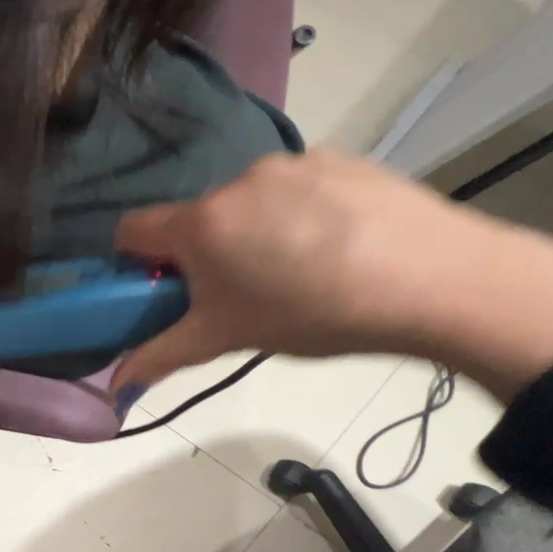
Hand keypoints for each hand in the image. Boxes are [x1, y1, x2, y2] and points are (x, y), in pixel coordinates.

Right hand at [112, 150, 552, 403]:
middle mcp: (237, 181)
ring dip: (247, 232)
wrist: (440, 281)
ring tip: (291, 270)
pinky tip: (330, 246)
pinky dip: (294, 214)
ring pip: (244, 203)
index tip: (162, 292)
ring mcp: (293, 164)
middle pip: (191, 219)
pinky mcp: (341, 160)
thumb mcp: (225, 340)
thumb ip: (159, 358)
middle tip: (233, 293)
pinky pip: (292, 189)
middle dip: (199, 253)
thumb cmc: (312, 312)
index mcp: (200, 222)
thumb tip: (113, 391)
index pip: (130, 230)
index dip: (133, 263)